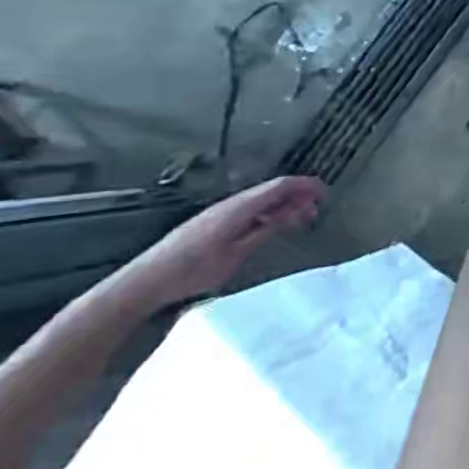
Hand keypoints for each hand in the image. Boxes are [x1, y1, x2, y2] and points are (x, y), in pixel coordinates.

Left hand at [116, 176, 325, 308]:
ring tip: (299, 220)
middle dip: (299, 195)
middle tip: (316, 212)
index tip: (326, 195)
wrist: (142, 283)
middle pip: (272, 189)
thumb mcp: (238, 252)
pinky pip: (248, 208)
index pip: (281, 185)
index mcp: (239, 208)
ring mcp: (218, 212)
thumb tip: (299, 209)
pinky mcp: (211, 222)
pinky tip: (271, 226)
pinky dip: (268, 211)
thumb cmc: (193, 271)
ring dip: (284, 204)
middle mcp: (229, 204)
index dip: (307, 186)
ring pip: (260, 199)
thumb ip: (269, 228)